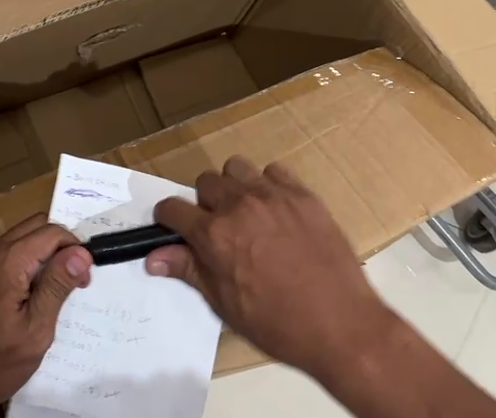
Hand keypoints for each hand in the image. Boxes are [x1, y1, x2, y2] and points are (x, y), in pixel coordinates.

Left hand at [0, 213, 92, 413]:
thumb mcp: (34, 331)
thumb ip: (56, 287)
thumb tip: (81, 253)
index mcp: (9, 261)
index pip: (52, 232)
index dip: (74, 249)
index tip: (84, 279)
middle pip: (37, 225)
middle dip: (61, 245)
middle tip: (73, 281)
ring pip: (24, 234)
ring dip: (44, 251)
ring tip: (56, 288)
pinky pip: (10, 248)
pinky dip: (28, 258)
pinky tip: (34, 290)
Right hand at [145, 157, 393, 382]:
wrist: (342, 326)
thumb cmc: (279, 325)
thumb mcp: (226, 305)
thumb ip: (189, 270)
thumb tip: (153, 257)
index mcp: (214, 235)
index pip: (173, 208)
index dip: (168, 218)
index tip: (172, 225)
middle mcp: (238, 206)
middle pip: (205, 182)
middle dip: (205, 202)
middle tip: (220, 228)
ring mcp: (272, 196)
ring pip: (236, 168)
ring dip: (234, 186)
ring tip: (247, 212)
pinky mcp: (302, 194)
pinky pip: (274, 171)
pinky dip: (269, 184)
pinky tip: (276, 210)